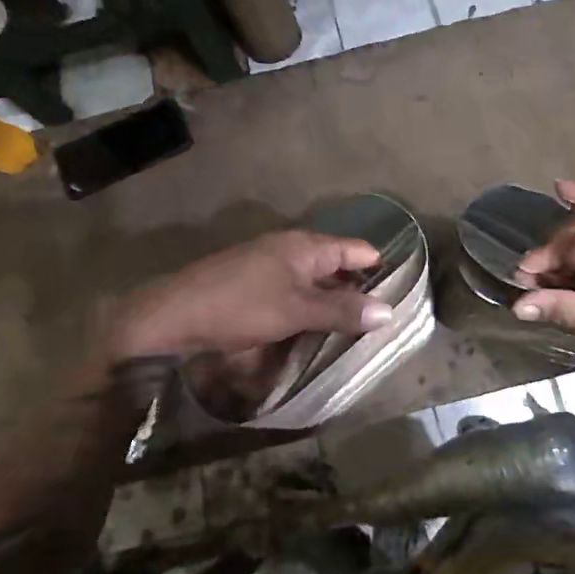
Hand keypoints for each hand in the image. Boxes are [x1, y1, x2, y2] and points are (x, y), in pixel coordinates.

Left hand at [109, 230, 393, 361]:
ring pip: (313, 279)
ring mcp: (268, 264)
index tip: (402, 291)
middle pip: (335, 264)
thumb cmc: (240, 306)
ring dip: (331, 299)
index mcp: (305, 246)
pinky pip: (293, 290)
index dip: (380, 267)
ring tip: (354, 328)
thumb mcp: (296, 311)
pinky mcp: (252, 283)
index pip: (356, 249)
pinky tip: (313, 327)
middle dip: (357, 287)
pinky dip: (308, 306)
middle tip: (382, 317)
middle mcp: (289, 248)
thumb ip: (342, 310)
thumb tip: (389, 311)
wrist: (172, 315)